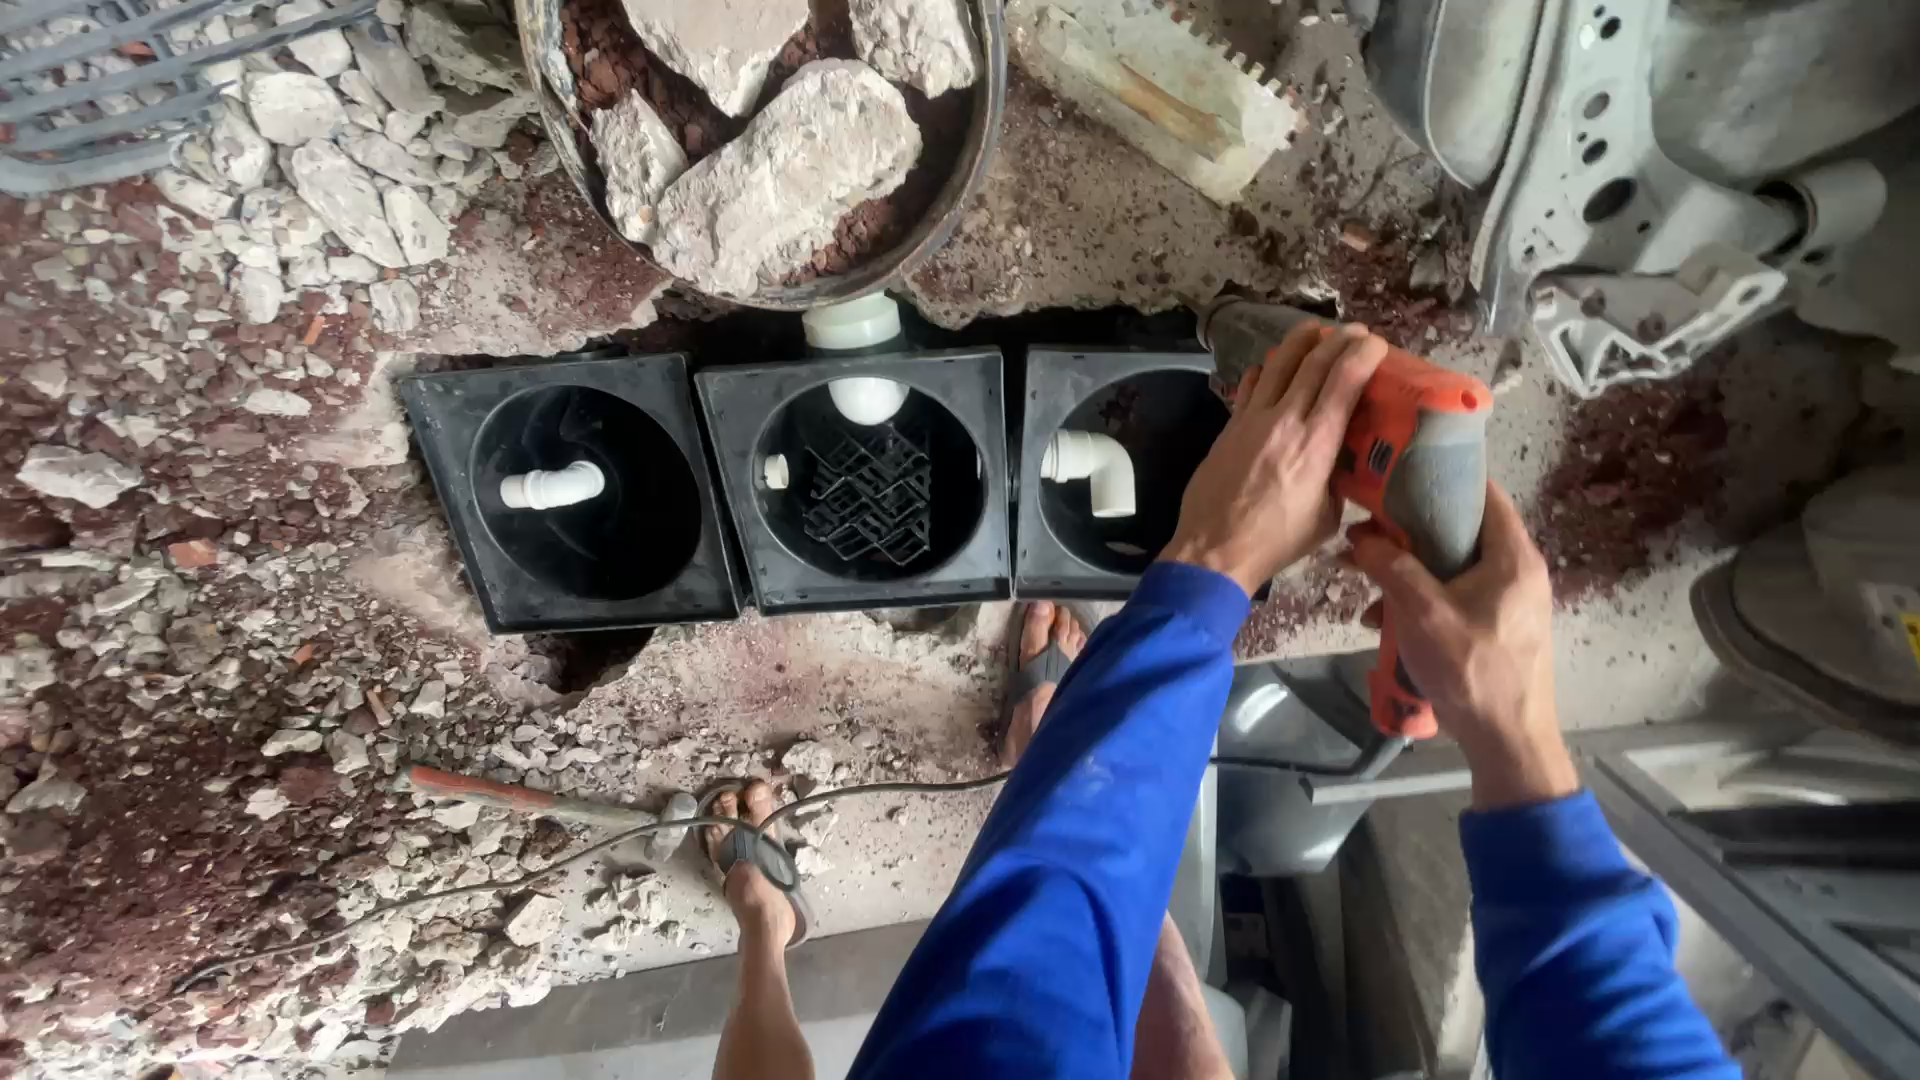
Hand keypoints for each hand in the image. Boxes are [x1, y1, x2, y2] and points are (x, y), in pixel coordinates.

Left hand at [1160, 321, 1386, 594]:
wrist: (1214, 548)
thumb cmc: (1275, 541)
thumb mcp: (1326, 516)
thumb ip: (1337, 481)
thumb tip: (1342, 464)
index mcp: (1316, 443)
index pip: (1345, 380)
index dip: (1364, 354)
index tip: (1377, 344)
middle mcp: (1283, 421)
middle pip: (1313, 363)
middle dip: (1338, 339)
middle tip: (1356, 331)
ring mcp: (1250, 421)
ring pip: (1277, 366)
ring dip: (1298, 343)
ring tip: (1314, 330)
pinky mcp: (1227, 429)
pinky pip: (1249, 388)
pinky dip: (1265, 371)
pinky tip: (1271, 367)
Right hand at [1347, 481, 1575, 809]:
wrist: (1506, 739)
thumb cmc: (1472, 669)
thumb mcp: (1422, 613)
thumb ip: (1391, 569)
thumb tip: (1361, 538)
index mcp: (1512, 558)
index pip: (1483, 495)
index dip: (1441, 480)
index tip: (1395, 477)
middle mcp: (1514, 571)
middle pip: (1457, 531)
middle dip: (1405, 532)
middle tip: (1363, 533)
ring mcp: (1503, 600)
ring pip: (1446, 565)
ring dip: (1402, 569)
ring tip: (1359, 579)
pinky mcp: (1490, 624)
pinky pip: (1447, 595)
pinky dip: (1413, 598)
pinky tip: (1379, 619)